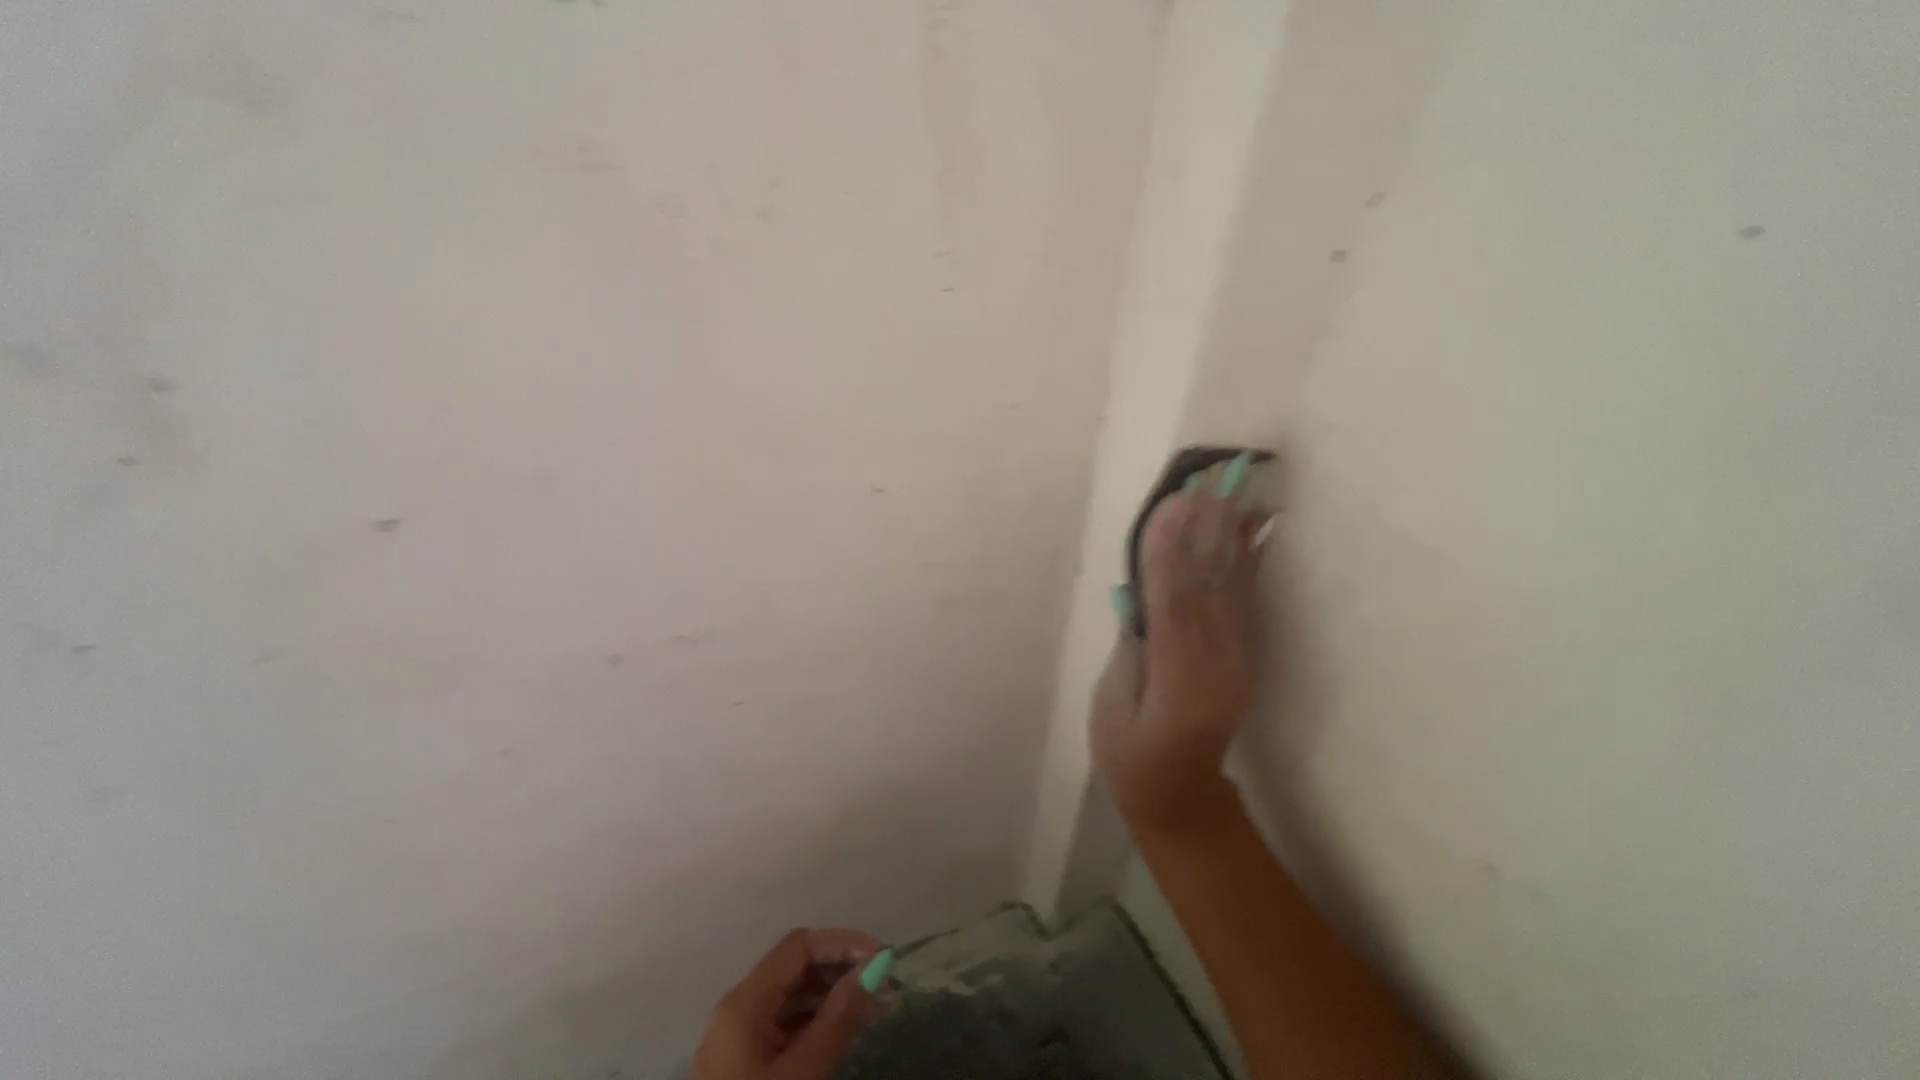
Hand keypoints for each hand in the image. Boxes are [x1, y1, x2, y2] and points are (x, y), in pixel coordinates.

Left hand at [692, 928, 883, 1079]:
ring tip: (874, 1009)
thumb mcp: (803, 1073)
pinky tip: (845, 1031)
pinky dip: (817, 1019)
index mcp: (745, 1002)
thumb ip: (837, 1019)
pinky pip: (786, 1022)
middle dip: (841, 969)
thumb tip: (871, 970)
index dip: (842, 943)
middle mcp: (739, 1007)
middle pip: (795, 967)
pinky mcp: (746, 1060)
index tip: (883, 958)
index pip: (798, 947)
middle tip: (886, 985)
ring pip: (792, 995)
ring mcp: (740, 1035)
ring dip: (833, 994)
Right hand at [1092, 466, 1270, 830]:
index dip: (1168, 555)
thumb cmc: (1130, 756)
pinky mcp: (1244, 654)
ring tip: (1231, 487)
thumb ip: (1133, 650)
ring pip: (1232, 587)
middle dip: (1204, 531)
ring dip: (1229, 534)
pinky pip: (1246, 600)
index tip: (1168, 507)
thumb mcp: (1115, 708)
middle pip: (1209, 588)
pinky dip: (1250, 559)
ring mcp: (1239, 660)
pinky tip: (1256, 526)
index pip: (1173, 607)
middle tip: (1204, 480)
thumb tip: (1144, 593)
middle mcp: (1220, 667)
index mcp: (1181, 685)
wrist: (1179, 794)